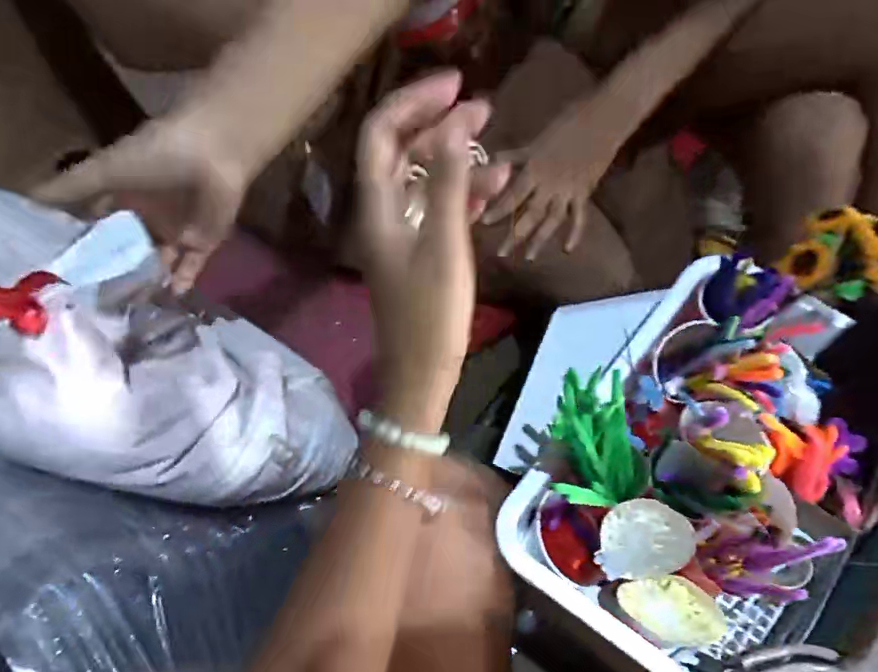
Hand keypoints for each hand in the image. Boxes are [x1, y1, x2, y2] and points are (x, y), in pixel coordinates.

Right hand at [33, 114, 254, 293]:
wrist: (209, 155)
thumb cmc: (153, 157)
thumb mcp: (105, 172)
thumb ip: (70, 189)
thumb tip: (24, 200)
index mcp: (121, 196)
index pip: (99, 226)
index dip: (87, 248)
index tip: (70, 276)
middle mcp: (146, 216)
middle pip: (130, 250)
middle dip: (119, 274)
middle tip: (101, 305)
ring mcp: (176, 231)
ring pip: (159, 263)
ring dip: (149, 282)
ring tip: (133, 312)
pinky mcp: (203, 243)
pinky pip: (190, 268)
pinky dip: (181, 283)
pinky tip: (167, 300)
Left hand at [354, 71, 508, 430]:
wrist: (420, 378)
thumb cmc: (431, 318)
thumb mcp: (444, 247)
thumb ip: (449, 185)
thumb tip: (454, 127)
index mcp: (377, 208)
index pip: (383, 132)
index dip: (415, 101)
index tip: (458, 87)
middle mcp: (382, 216)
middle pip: (403, 153)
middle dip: (441, 127)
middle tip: (485, 112)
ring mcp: (399, 238)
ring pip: (424, 183)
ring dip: (458, 164)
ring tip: (500, 153)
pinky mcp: (417, 258)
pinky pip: (436, 213)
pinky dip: (461, 198)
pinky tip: (494, 190)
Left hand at [481, 99, 622, 259]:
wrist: (606, 118)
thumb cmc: (570, 121)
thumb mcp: (538, 138)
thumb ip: (517, 155)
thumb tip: (493, 159)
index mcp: (536, 168)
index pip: (513, 194)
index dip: (498, 210)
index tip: (484, 224)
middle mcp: (550, 185)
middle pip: (529, 215)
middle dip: (514, 235)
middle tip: (501, 254)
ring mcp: (568, 192)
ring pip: (551, 221)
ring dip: (540, 240)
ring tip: (529, 258)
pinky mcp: (584, 194)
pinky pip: (579, 218)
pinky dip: (574, 234)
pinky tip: (567, 250)